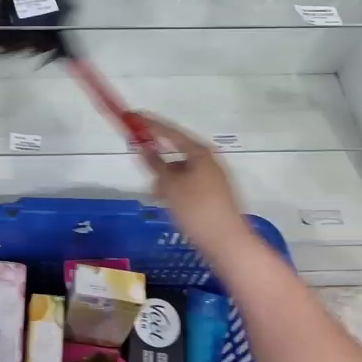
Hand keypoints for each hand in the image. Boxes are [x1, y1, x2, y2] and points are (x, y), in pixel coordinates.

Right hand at [135, 111, 249, 256]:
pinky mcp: (215, 196)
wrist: (229, 245)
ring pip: (182, 171)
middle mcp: (209, 161)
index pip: (170, 131)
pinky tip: (171, 205)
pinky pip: (189, 185)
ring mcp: (214, 179)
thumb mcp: (170, 186)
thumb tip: (142, 146)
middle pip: (177, 152)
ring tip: (158, 195)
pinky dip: (177, 190)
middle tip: (144, 165)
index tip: (132, 116)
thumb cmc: (197, 210)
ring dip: (167, 179)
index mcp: (199, 152)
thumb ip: (154, 163)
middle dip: (159, 160)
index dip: (150, 124)